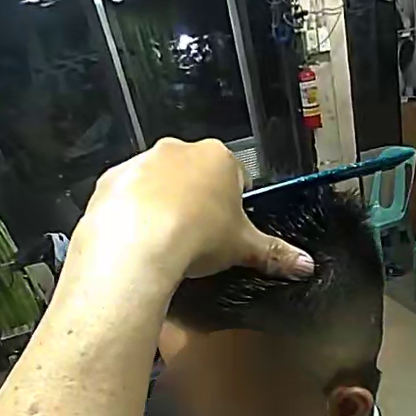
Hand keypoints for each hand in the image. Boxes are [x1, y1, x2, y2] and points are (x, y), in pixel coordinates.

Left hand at [75, 138, 313, 281]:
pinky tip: (141, 241)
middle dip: (199, 201)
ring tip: (170, 243)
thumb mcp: (244, 247)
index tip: (230, 227)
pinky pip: (128, 196)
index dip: (234, 204)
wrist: (136, 244)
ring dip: (165, 206)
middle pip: (195, 175)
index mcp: (218, 158)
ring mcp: (140, 162)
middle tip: (202, 238)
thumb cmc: (195, 234)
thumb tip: (304, 264)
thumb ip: (276, 254)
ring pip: (160, 183)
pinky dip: (134, 214)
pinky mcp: (111, 181)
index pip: (235, 175)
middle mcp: (178, 150)